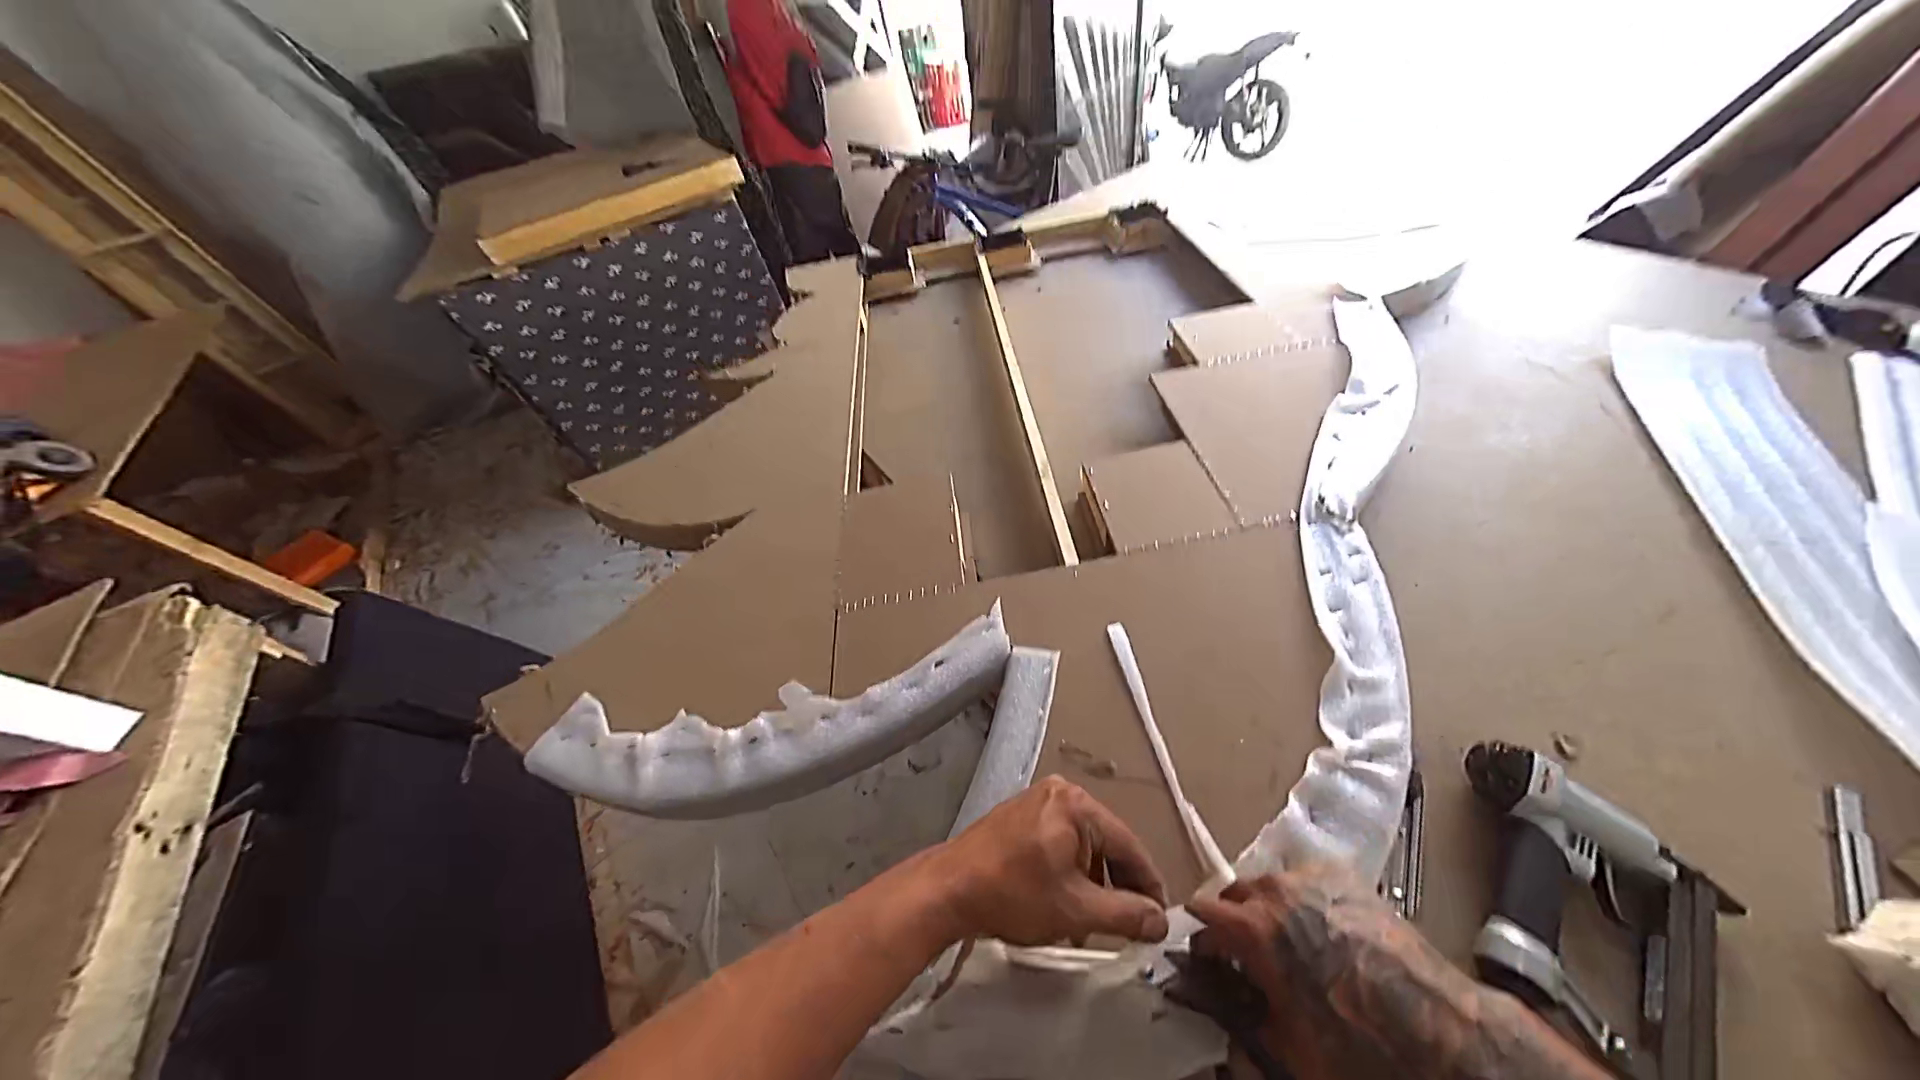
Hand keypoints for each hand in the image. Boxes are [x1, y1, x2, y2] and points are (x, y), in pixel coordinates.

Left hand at [926, 776, 1169, 945]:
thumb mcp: (1077, 910)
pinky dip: (1068, 872)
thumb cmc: (1013, 894)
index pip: (1129, 845)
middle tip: (1130, 925)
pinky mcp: (1018, 817)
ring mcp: (1035, 802)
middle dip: (1117, 885)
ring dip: (1093, 882)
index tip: (1160, 920)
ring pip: (1082, 845)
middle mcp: (1058, 793)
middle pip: (1106, 843)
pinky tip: (1065, 903)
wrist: (948, 890)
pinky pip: (1059, 842)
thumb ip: (1126, 914)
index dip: (1149, 885)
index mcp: (1076, 804)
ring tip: (1093, 922)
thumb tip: (1159, 920)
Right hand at [1190, 866, 1614, 1079]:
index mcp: (1253, 930)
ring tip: (1289, 943)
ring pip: (1268, 884)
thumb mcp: (1289, 1052)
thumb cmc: (1364, 1042)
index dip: (1201, 940)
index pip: (1199, 914)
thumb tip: (1224, 1030)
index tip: (1209, 958)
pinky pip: (1303, 880)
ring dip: (1266, 908)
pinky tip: (1322, 930)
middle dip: (1232, 921)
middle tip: (1249, 955)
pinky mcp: (1342, 877)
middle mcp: (1274, 893)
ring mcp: (1308, 879)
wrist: (1442, 1028)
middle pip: (1231, 893)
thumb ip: (1242, 1030)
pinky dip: (1302, 900)